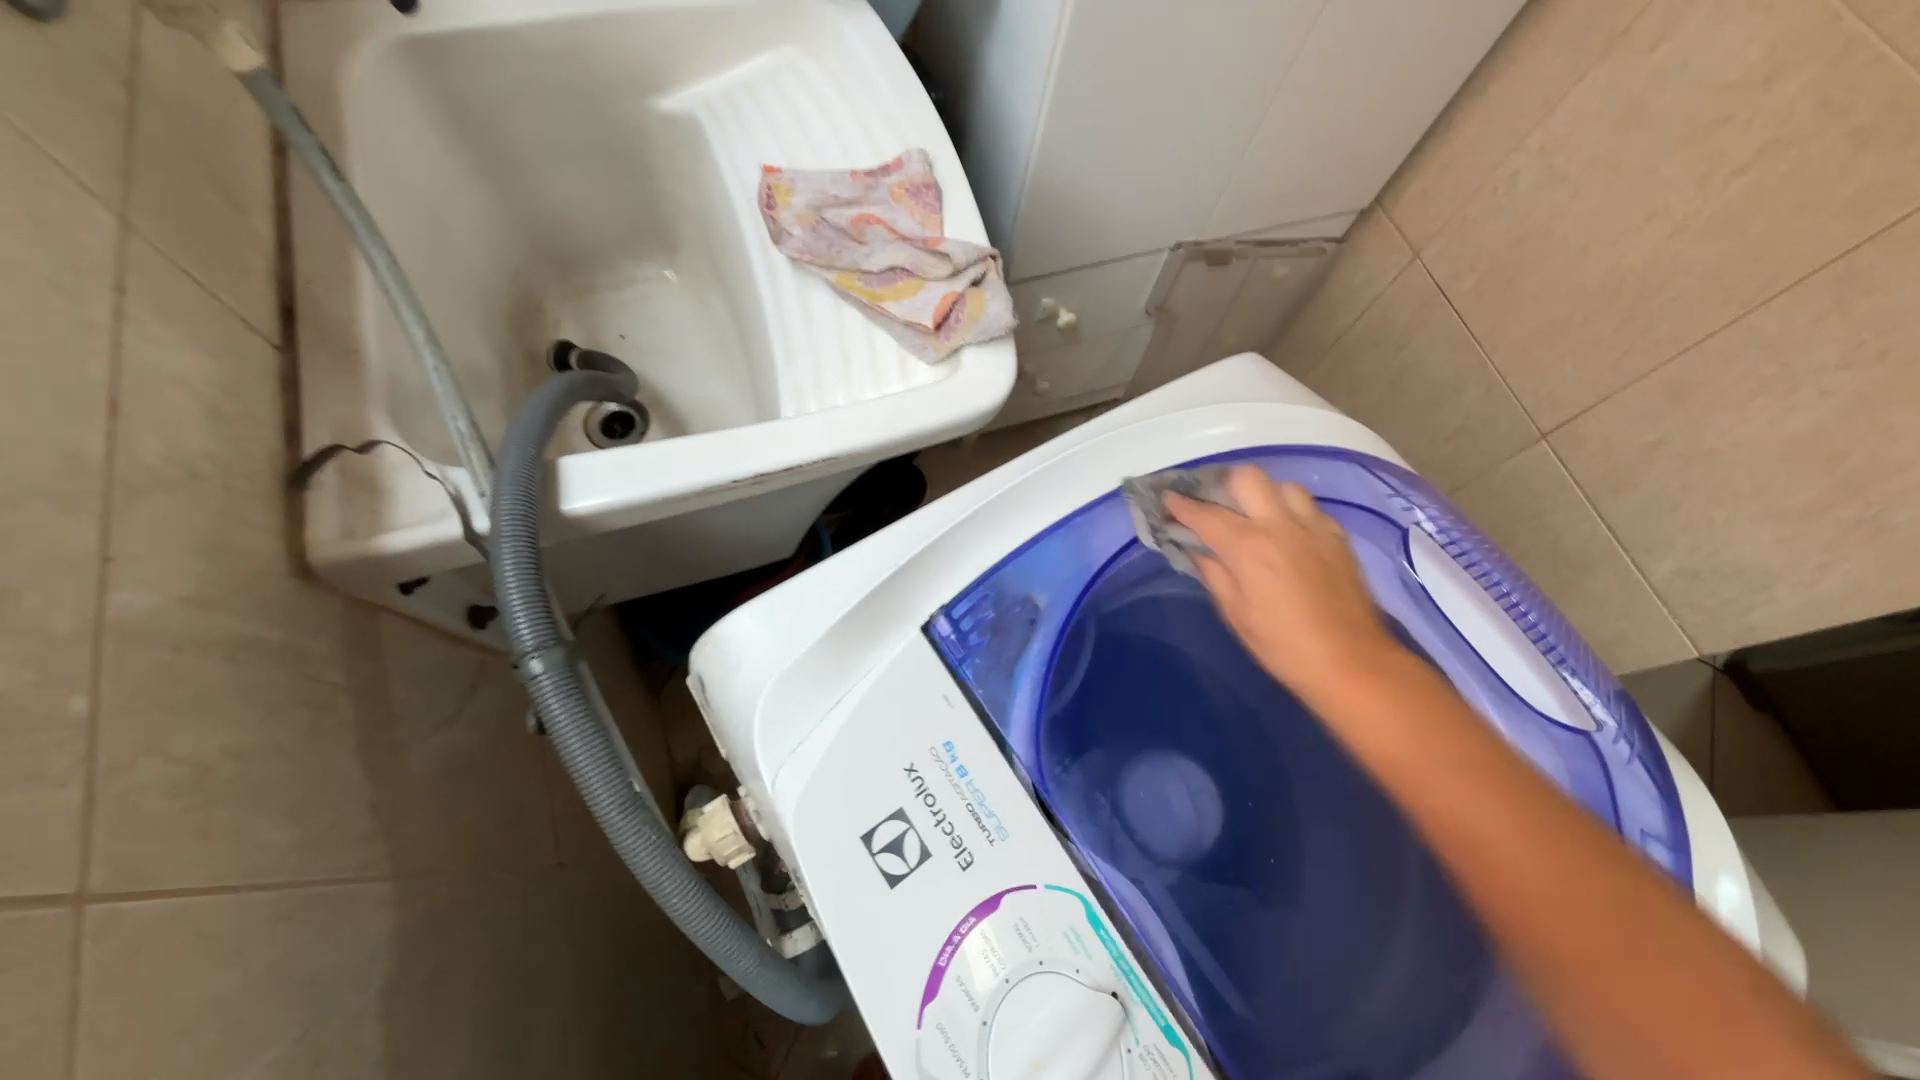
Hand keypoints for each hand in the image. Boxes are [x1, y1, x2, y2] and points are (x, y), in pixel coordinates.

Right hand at [1166, 466, 1399, 697]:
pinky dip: (1292, 512)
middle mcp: (1281, 525)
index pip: (1206, 514)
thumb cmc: (1282, 645)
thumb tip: (1198, 550)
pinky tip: (1288, 534)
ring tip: (1254, 515)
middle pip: (1248, 478)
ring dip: (1263, 495)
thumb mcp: (1235, 613)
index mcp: (1249, 546)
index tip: (1167, 499)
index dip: (1182, 505)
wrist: (1349, 661)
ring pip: (1283, 487)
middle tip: (1213, 502)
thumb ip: (1214, 574)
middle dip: (1223, 484)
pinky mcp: (1338, 537)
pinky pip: (1310, 508)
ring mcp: (1314, 527)